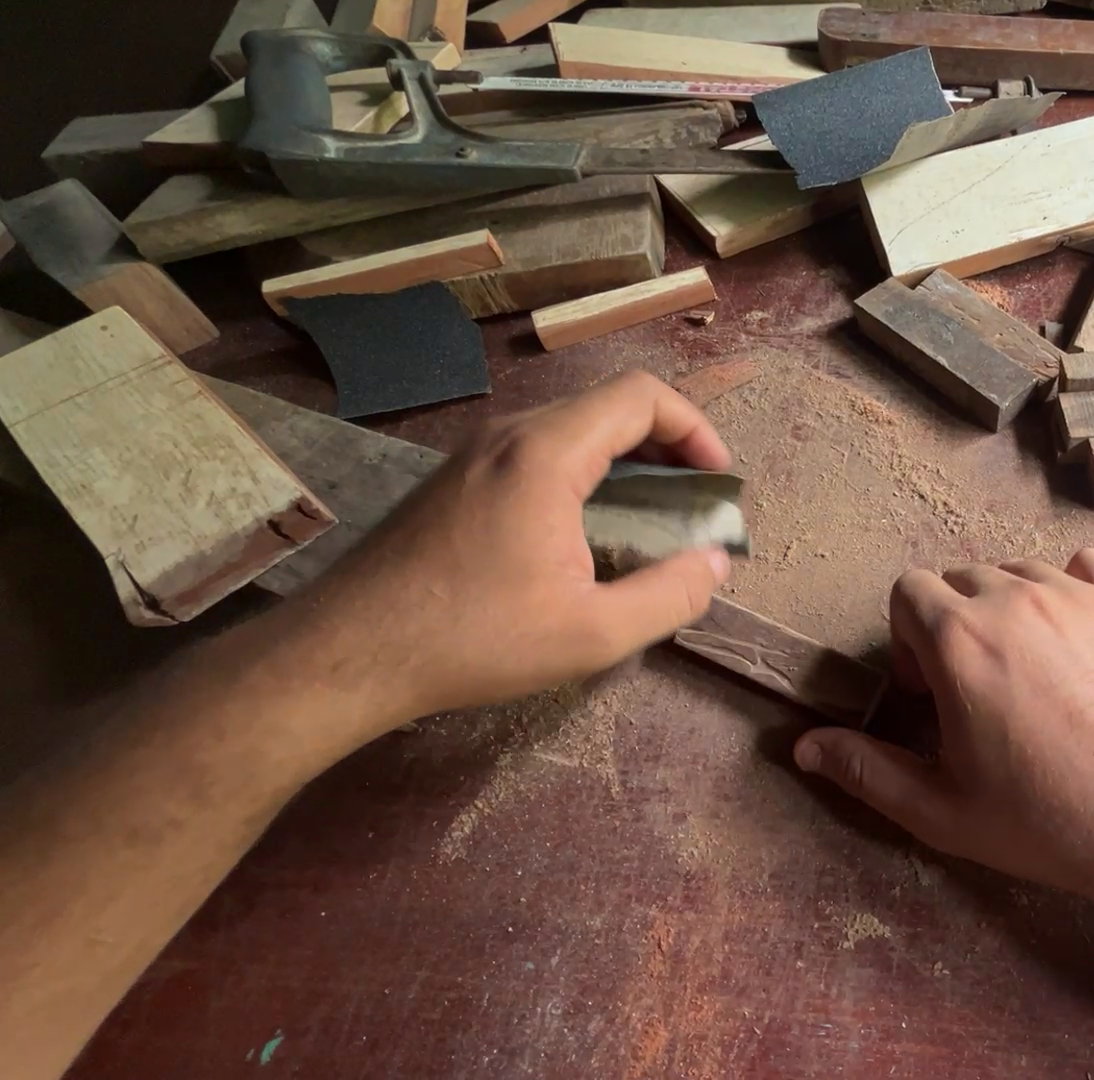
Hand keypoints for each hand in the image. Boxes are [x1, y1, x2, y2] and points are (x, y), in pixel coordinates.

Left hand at [283, 371, 733, 736]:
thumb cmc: (474, 640)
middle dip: (671, 444)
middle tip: (694, 499)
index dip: (695, 427)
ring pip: (578, 425)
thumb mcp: (595, 634)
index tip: (716, 479)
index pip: (641, 396)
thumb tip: (716, 562)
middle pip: (612, 405)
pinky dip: (592, 469)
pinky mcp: (461, 475)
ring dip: (631, 457)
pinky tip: (594, 525)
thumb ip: (672, 595)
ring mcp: (479, 451)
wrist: (343, 655)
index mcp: (547, 455)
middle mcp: (511, 434)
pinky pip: (546, 447)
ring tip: (656, 513)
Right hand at [792, 549, 1093, 899]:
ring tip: (1031, 668)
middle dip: (955, 622)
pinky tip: (1079, 639)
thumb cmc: (1046, 819)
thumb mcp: (941, 809)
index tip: (931, 686)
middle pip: (960, 578)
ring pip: (1017, 571)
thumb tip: (804, 746)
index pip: (907, 588)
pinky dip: (1069, 590)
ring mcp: (1075, 593)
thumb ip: (867, 770)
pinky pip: (1082, 566)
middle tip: (979, 685)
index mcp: (959, 639)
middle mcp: (1013, 598)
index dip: (907, 635)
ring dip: (1008, 607)